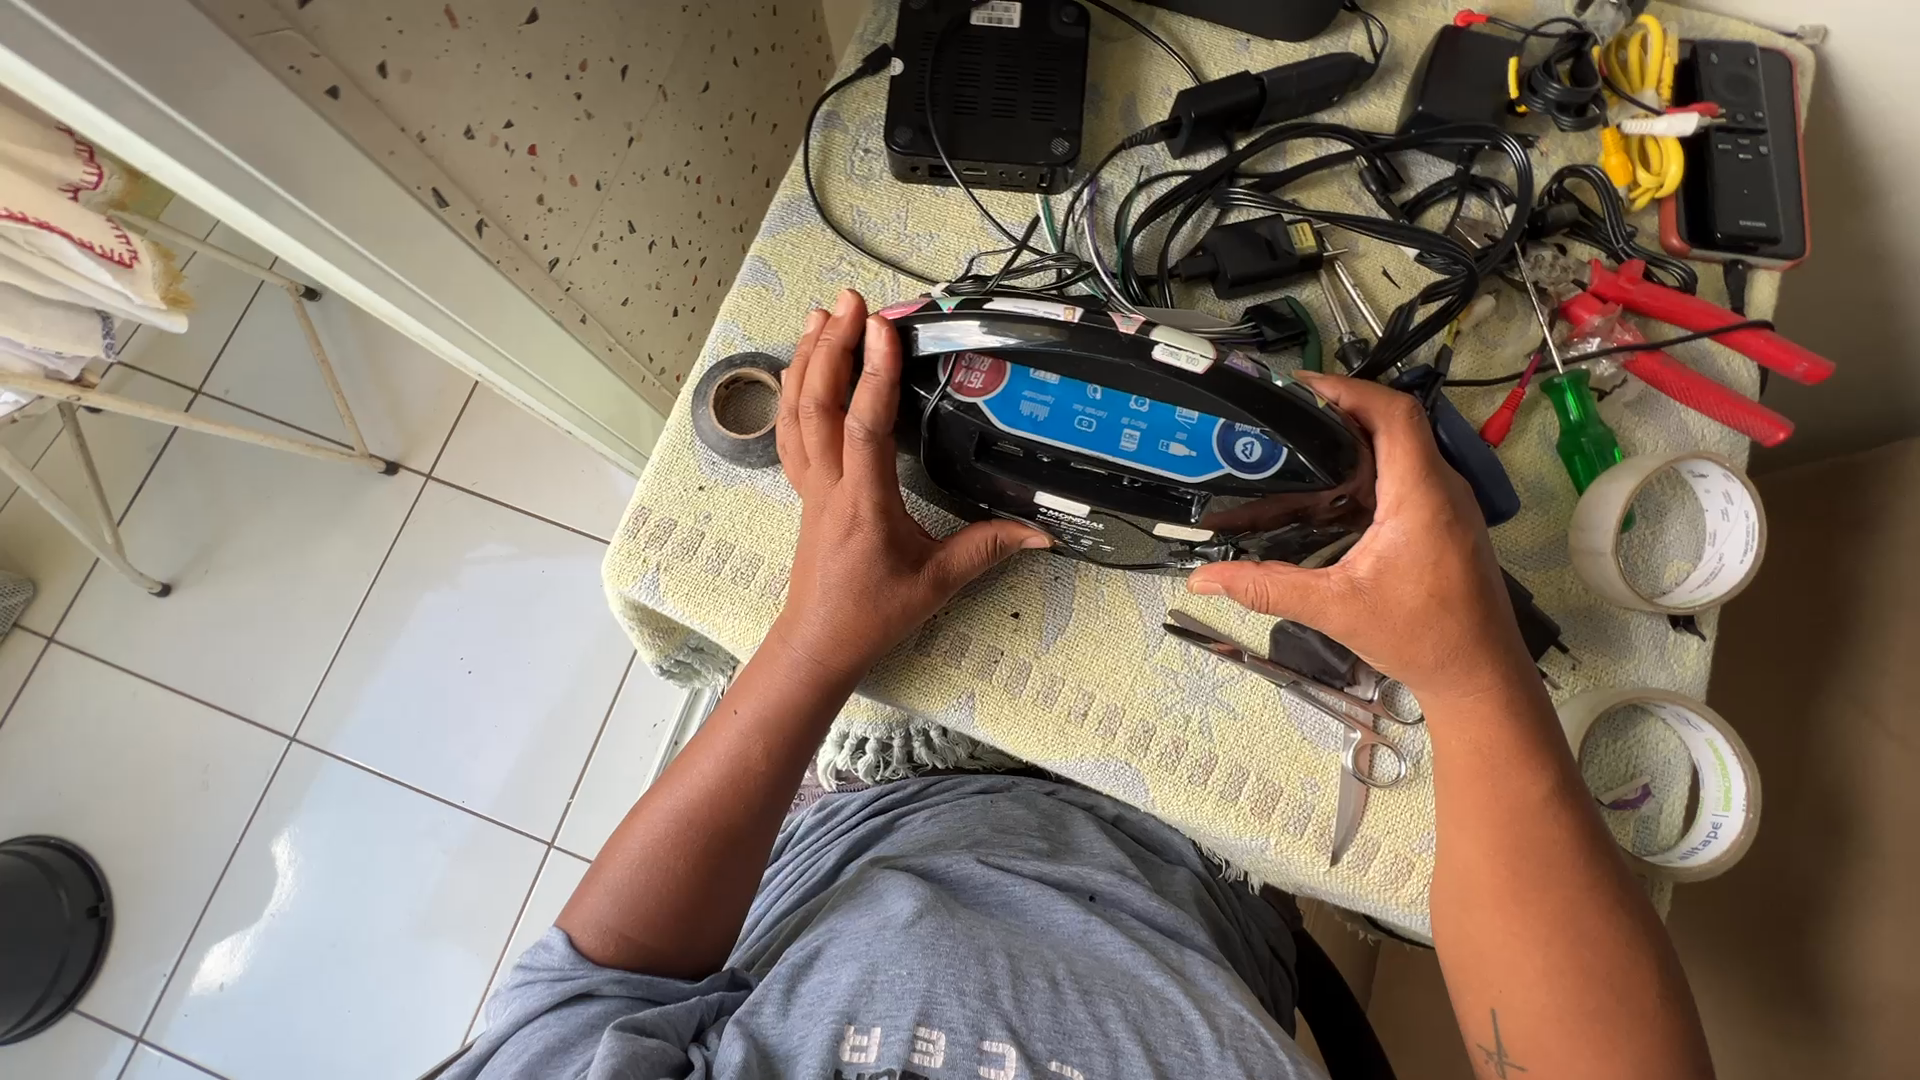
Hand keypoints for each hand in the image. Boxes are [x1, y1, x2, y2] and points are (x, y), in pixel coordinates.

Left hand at [768, 289, 1048, 682]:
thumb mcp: (937, 583)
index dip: (874, 373)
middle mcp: (829, 486)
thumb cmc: (873, 615)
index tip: (882, 327)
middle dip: (831, 346)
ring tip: (818, 317)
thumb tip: (1040, 533)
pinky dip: (791, 395)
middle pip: (818, 405)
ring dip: (805, 361)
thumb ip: (987, 549)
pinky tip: (798, 370)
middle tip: (848, 301)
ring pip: (795, 414)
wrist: (819, 642)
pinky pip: (789, 434)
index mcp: (863, 503)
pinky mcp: (804, 492)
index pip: (865, 426)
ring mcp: (810, 486)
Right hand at [1187, 373, 1535, 707]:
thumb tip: (1204, 579)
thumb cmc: (1422, 637)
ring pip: (1393, 451)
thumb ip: (1266, 588)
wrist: (1479, 675)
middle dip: (1333, 414)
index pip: (1393, 414)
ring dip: (1345, 445)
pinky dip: (1357, 475)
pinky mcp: (1438, 521)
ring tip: (1291, 448)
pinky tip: (1320, 496)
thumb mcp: (1334, 608)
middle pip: (1389, 425)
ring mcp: (1442, 504)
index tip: (1298, 387)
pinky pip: (1397, 478)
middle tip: (1279, 418)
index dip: (1347, 390)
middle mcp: (1438, 488)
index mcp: (1421, 496)